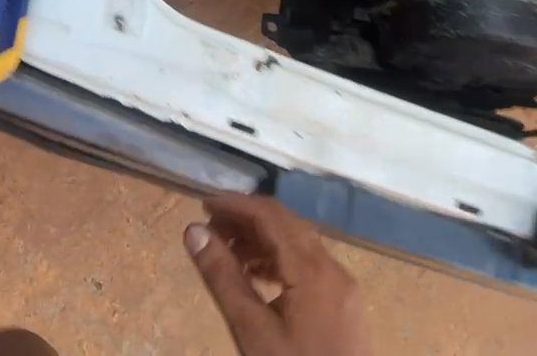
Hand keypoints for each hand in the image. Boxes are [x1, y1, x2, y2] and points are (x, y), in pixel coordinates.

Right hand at [184, 194, 370, 355]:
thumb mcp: (252, 331)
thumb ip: (222, 277)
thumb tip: (193, 230)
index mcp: (312, 269)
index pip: (270, 215)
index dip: (234, 204)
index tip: (202, 206)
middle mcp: (332, 269)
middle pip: (285, 225)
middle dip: (245, 220)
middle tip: (209, 229)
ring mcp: (342, 289)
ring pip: (297, 245)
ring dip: (260, 240)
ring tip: (226, 254)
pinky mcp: (343, 307)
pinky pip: (307, 267)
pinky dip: (278, 261)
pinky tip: (255, 278)